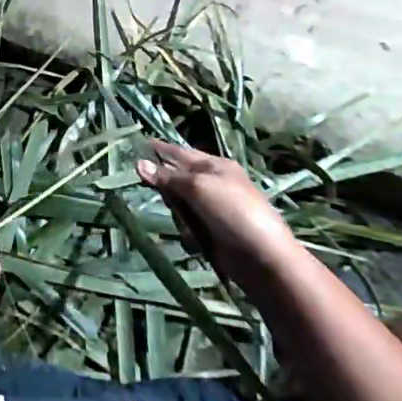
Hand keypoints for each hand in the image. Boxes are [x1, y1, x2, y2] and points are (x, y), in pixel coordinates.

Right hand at [137, 139, 299, 288]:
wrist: (263, 256)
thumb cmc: (232, 211)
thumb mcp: (196, 187)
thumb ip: (167, 176)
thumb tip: (138, 163)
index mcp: (216, 165)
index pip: (181, 152)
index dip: (161, 149)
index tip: (139, 144)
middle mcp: (214, 183)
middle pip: (178, 176)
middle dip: (165, 182)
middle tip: (147, 183)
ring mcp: (214, 207)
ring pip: (180, 201)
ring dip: (177, 210)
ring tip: (179, 215)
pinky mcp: (212, 230)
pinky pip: (188, 222)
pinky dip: (186, 228)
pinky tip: (190, 235)